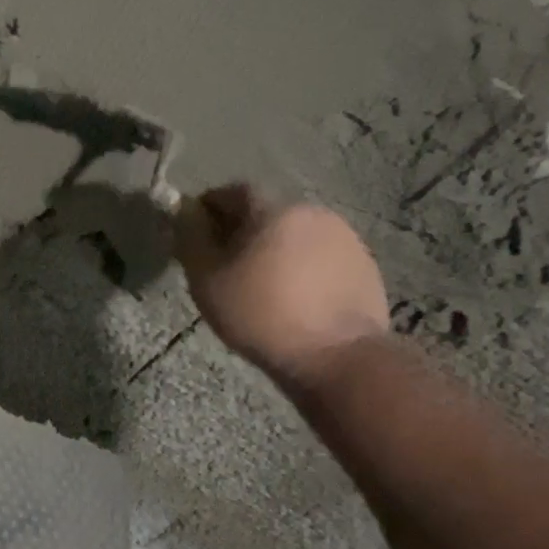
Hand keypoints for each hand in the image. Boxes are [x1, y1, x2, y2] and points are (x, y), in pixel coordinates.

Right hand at [172, 184, 389, 384]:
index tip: (197, 237)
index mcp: (272, 209)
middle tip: (226, 264)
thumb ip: (191, 237)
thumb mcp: (206, 278)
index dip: (209, 209)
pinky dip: (302, 266)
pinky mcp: (364, 264)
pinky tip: (295, 297)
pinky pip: (320, 255)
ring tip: (263, 284)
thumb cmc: (260, 314)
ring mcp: (344, 237)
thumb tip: (184, 210)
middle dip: (243, 231)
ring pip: (295, 233)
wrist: (337, 356)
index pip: (232, 192)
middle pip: (266, 212)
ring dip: (275, 248)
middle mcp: (312, 211)